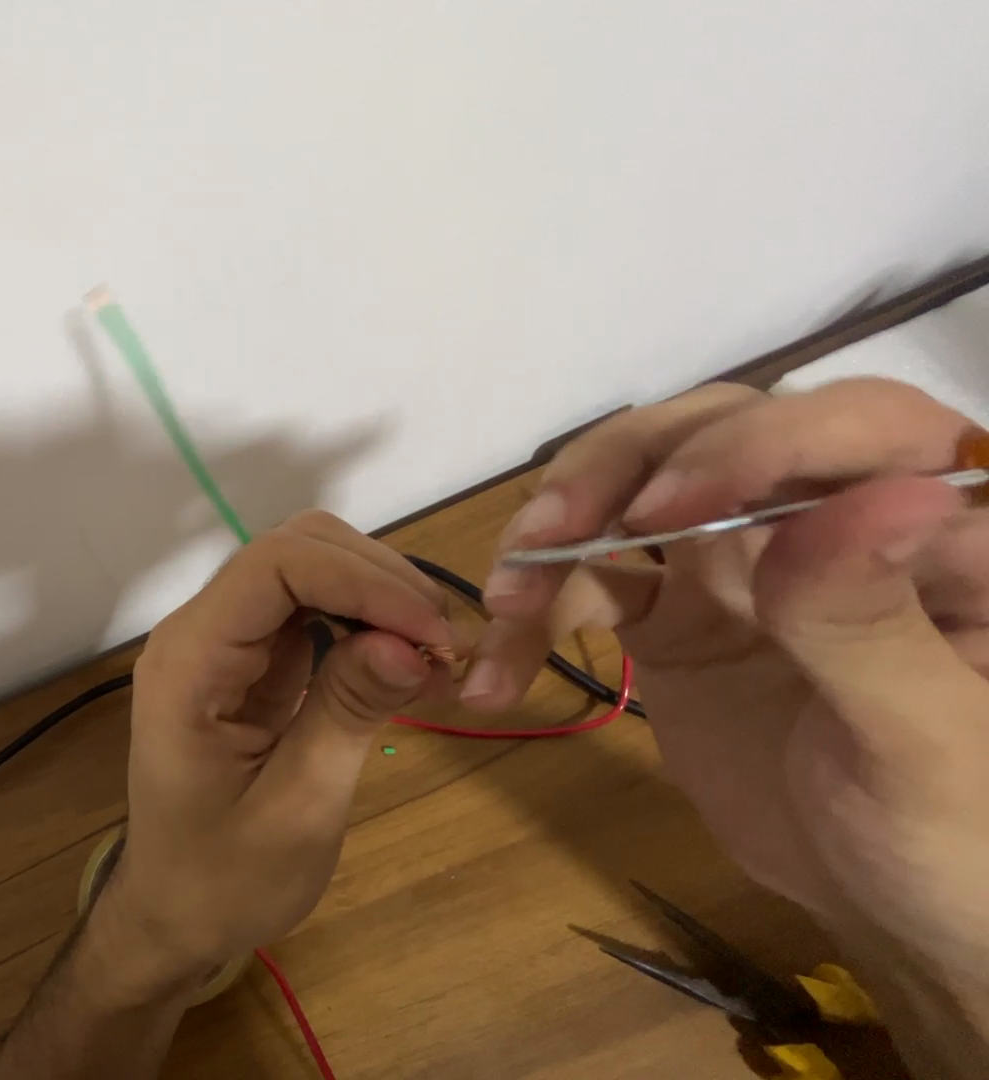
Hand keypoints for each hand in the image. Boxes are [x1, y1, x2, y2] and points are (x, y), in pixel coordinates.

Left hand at [106, 510, 458, 986]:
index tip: (434, 632)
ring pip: (303, 571)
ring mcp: (218, 642)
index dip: (361, 578)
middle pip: (290, 552)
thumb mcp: (296, 808)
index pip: (273, 565)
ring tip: (432, 656)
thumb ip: (345, 712)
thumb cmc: (223, 878)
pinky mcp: (244, 660)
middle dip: (375, 580)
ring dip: (375, 596)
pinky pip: (306, 611)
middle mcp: (195, 633)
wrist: (172, 909)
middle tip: (444, 646)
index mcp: (189, 661)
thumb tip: (408, 639)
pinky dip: (361, 621)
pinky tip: (402, 662)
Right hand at [469, 378, 988, 978]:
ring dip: (544, 542)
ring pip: (618, 497)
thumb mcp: (928, 745)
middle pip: (698, 437)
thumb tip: (866, 497)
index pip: (845, 426)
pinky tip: (495, 677)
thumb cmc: (961, 843)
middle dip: (606, 475)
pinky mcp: (662, 612)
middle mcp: (820, 519)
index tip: (655, 514)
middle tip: (541, 537)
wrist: (883, 903)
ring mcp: (729, 565)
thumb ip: (874, 622)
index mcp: (936, 528)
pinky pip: (579, 586)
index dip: (743, 446)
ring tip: (503, 608)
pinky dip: (526, 621)